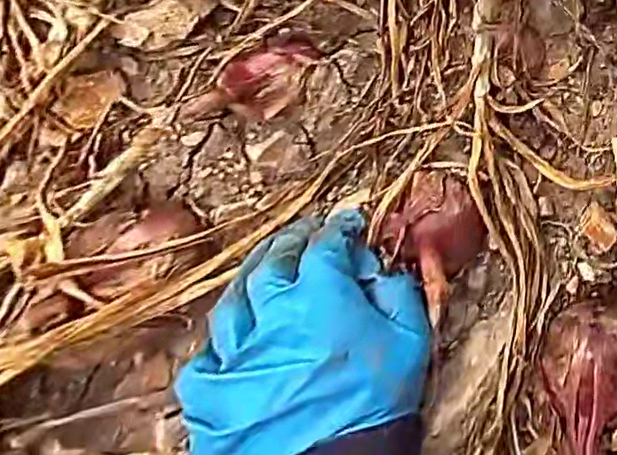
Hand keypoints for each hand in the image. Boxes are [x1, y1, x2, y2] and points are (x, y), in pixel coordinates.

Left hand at [176, 209, 428, 454]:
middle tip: (306, 231)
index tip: (350, 219)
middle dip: (291, 240)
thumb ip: (397, 287)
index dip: (340, 225)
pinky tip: (235, 331)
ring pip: (232, 301)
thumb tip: (380, 266)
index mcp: (320, 296)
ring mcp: (233, 357)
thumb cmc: (376, 396)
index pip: (325, 244)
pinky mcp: (208, 397)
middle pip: (271, 262)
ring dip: (252, 275)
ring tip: (266, 264)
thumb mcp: (411, 330)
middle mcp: (270, 317)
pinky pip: (206, 355)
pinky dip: (223, 334)